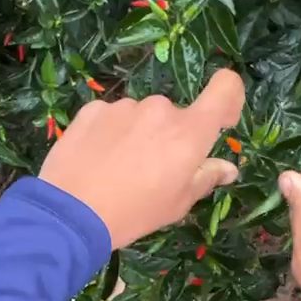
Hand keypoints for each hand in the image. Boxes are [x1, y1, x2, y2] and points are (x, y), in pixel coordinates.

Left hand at [38, 70, 244, 248]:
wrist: (71, 213)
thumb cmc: (134, 213)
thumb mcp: (177, 204)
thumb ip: (205, 178)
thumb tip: (227, 167)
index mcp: (189, 132)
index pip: (224, 87)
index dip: (229, 98)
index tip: (220, 121)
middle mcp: (159, 109)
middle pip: (174, 115)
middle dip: (168, 137)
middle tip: (149, 172)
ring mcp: (123, 106)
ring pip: (140, 117)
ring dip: (136, 136)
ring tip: (116, 171)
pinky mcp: (93, 110)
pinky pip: (111, 118)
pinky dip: (109, 134)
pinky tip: (95, 161)